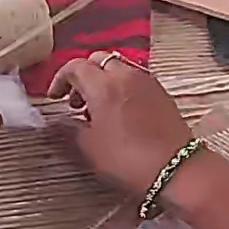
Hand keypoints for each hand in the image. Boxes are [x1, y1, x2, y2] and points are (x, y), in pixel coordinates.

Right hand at [48, 53, 191, 194]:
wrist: (174, 168)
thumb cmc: (126, 158)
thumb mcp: (89, 148)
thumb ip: (68, 129)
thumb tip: (56, 122)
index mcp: (103, 85)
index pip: (75, 67)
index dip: (60, 79)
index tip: (54, 97)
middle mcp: (125, 75)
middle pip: (98, 60)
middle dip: (82, 76)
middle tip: (75, 101)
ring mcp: (146, 81)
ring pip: (118, 67)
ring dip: (102, 80)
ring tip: (96, 107)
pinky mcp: (160, 92)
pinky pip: (134, 78)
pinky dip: (120, 86)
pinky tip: (118, 111)